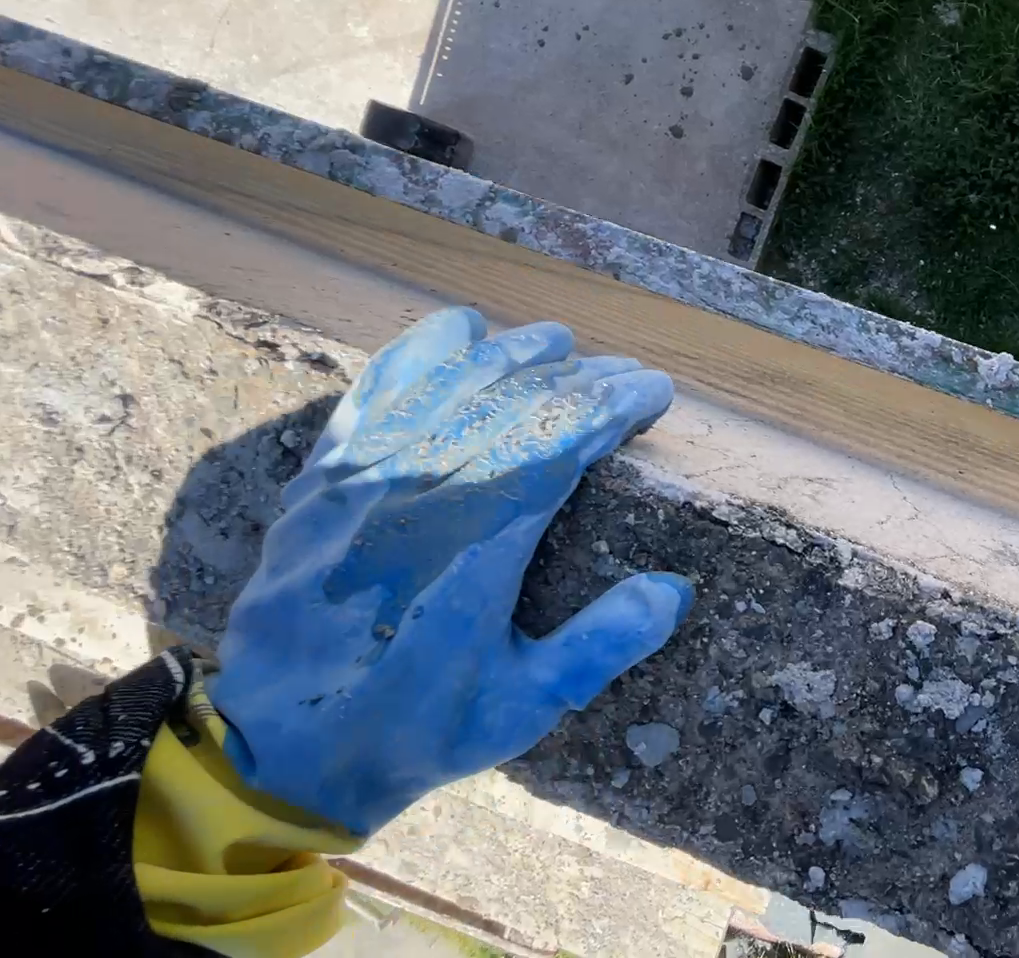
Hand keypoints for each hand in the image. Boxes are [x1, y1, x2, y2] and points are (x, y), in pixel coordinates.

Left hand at [210, 308, 694, 834]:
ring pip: (447, 387)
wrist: (278, 754)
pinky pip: (374, 397)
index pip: (558, 440)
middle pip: (513, 404)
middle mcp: (415, 496)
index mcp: (473, 545)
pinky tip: (454, 329)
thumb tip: (675, 588)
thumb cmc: (419, 726)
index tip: (656, 391)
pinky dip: (418, 355)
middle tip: (628, 372)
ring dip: (512, 355)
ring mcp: (358, 483)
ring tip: (559, 340)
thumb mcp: (524, 705)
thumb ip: (600, 646)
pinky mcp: (320, 484)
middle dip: (581, 377)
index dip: (614, 405)